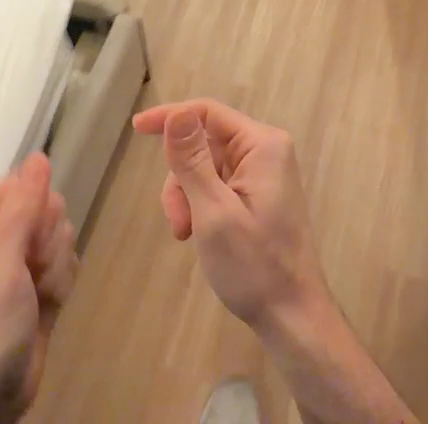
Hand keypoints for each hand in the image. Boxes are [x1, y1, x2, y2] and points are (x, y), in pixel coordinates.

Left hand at [0, 153, 78, 423]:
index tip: (26, 251)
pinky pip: (68, 256)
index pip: (24, 186)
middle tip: (28, 279)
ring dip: (56, 268)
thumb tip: (39, 156)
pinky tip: (44, 304)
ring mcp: (16, 252)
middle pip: (48, 207)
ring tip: (33, 298)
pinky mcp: (38, 273)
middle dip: (48, 246)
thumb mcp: (0, 270)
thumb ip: (21, 211)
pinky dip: (62, 281)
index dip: (36, 216)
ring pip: (62, 232)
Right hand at [131, 100, 328, 328]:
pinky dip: (201, 206)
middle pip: (204, 143)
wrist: (292, 315)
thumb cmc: (254, 265)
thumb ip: (192, 161)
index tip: (135, 129)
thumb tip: (176, 113)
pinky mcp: (259, 195)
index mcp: (262, 145)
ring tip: (188, 235)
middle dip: (181, 178)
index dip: (170, 117)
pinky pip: (218, 184)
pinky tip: (200, 235)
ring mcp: (264, 174)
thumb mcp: (213, 212)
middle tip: (177, 221)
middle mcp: (266, 151)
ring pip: (206, 167)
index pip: (208, 112)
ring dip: (188, 197)